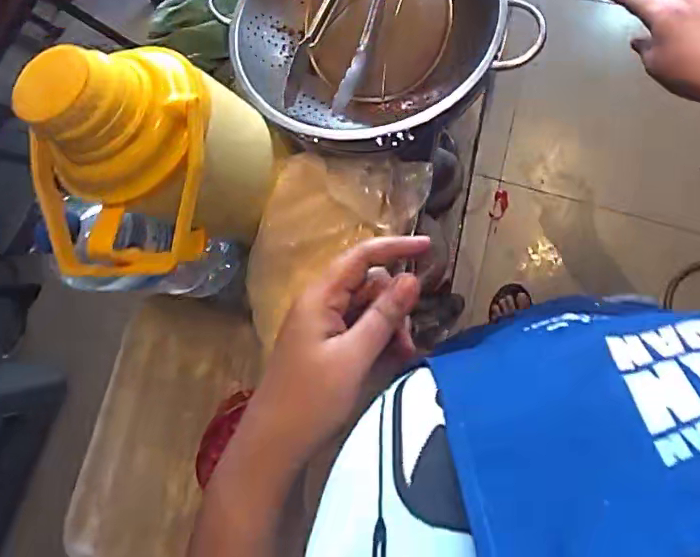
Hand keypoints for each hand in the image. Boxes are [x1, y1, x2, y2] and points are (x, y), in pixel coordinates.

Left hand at [243, 235, 429, 461]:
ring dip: (390, 325)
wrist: (270, 453)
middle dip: (395, 303)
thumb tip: (413, 278)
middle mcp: (321, 303)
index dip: (396, 247)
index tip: (429, 246)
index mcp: (321, 297)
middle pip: (370, 283)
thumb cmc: (309, 402)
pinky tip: (392, 358)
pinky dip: (380, 338)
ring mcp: (323, 324)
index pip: (362, 255)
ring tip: (401, 354)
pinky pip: (362, 327)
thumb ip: (384, 315)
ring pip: (370, 306)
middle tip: (407, 337)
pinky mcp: (327, 345)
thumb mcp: (354, 357)